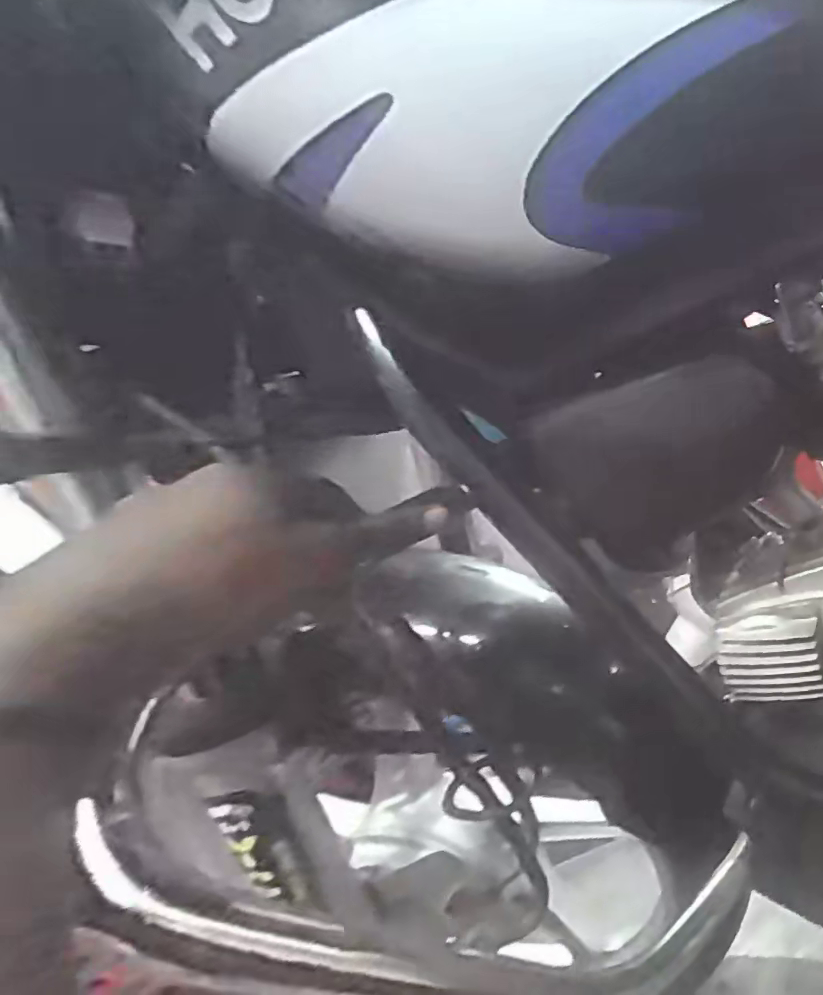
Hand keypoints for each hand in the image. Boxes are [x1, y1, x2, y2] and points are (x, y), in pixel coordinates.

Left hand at [0, 464, 450, 713]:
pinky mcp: (110, 549)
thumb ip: (384, 534)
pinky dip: (211, 583)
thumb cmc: (226, 586)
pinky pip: (189, 559)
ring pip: (238, 539)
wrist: (79, 635)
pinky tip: (208, 616)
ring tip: (263, 613)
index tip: (359, 575)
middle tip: (316, 598)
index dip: (357, 536)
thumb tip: (455, 503)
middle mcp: (205, 481)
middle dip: (308, 553)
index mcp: (259, 475)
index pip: (335, 497)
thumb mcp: (325, 560)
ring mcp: (150, 512)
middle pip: (286, 517)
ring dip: (261, 569)